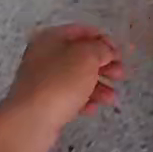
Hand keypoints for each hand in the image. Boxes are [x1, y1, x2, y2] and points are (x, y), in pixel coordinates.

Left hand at [0, 24, 124, 151]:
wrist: (31, 120)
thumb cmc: (60, 82)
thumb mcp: (86, 57)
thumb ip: (101, 49)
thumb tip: (106, 50)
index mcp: (51, 38)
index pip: (82, 31)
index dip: (104, 40)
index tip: (121, 53)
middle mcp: (44, 57)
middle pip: (81, 56)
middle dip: (104, 65)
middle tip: (120, 74)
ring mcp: (43, 81)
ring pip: (77, 79)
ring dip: (98, 86)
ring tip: (112, 98)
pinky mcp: (45, 103)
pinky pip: (69, 98)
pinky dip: (84, 101)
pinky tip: (93, 108)